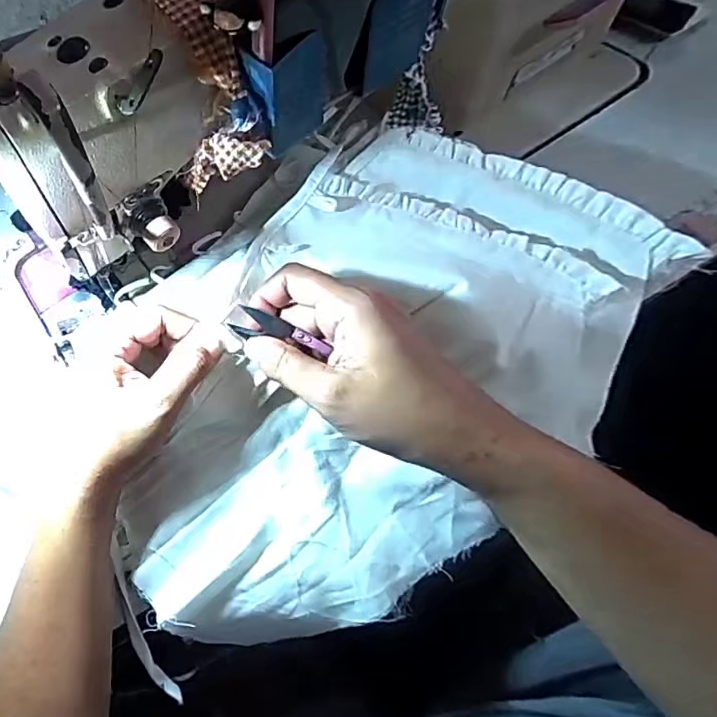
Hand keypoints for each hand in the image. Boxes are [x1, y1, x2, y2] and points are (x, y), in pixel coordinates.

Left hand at [40, 306, 222, 515]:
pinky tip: (173, 386)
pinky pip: (144, 357)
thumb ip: (188, 367)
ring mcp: (105, 360)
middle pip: (152, 323)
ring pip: (150, 339)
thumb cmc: (114, 443)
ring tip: (190, 376)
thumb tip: (215, 338)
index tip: (210, 349)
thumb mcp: (159, 403)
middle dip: (183, 339)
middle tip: (204, 363)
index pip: (154, 313)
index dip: (187, 327)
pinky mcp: (111, 377)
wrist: (86, 476)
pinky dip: (165, 365)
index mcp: (105, 344)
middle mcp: (102, 344)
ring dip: (176, 352)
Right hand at [239, 264, 534, 485]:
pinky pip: (332, 335)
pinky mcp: (378, 338)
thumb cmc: (398, 414)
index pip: (291, 278)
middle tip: (266, 367)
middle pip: (300, 301)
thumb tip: (248, 341)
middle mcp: (362, 303)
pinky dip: (315, 353)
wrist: (467, 438)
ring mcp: (373, 320)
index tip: (248, 335)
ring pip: (314, 321)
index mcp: (352, 306)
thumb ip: (281, 363)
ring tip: (296, 381)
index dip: (262, 300)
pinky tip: (318, 381)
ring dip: (295, 345)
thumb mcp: (328, 394)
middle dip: (275, 329)